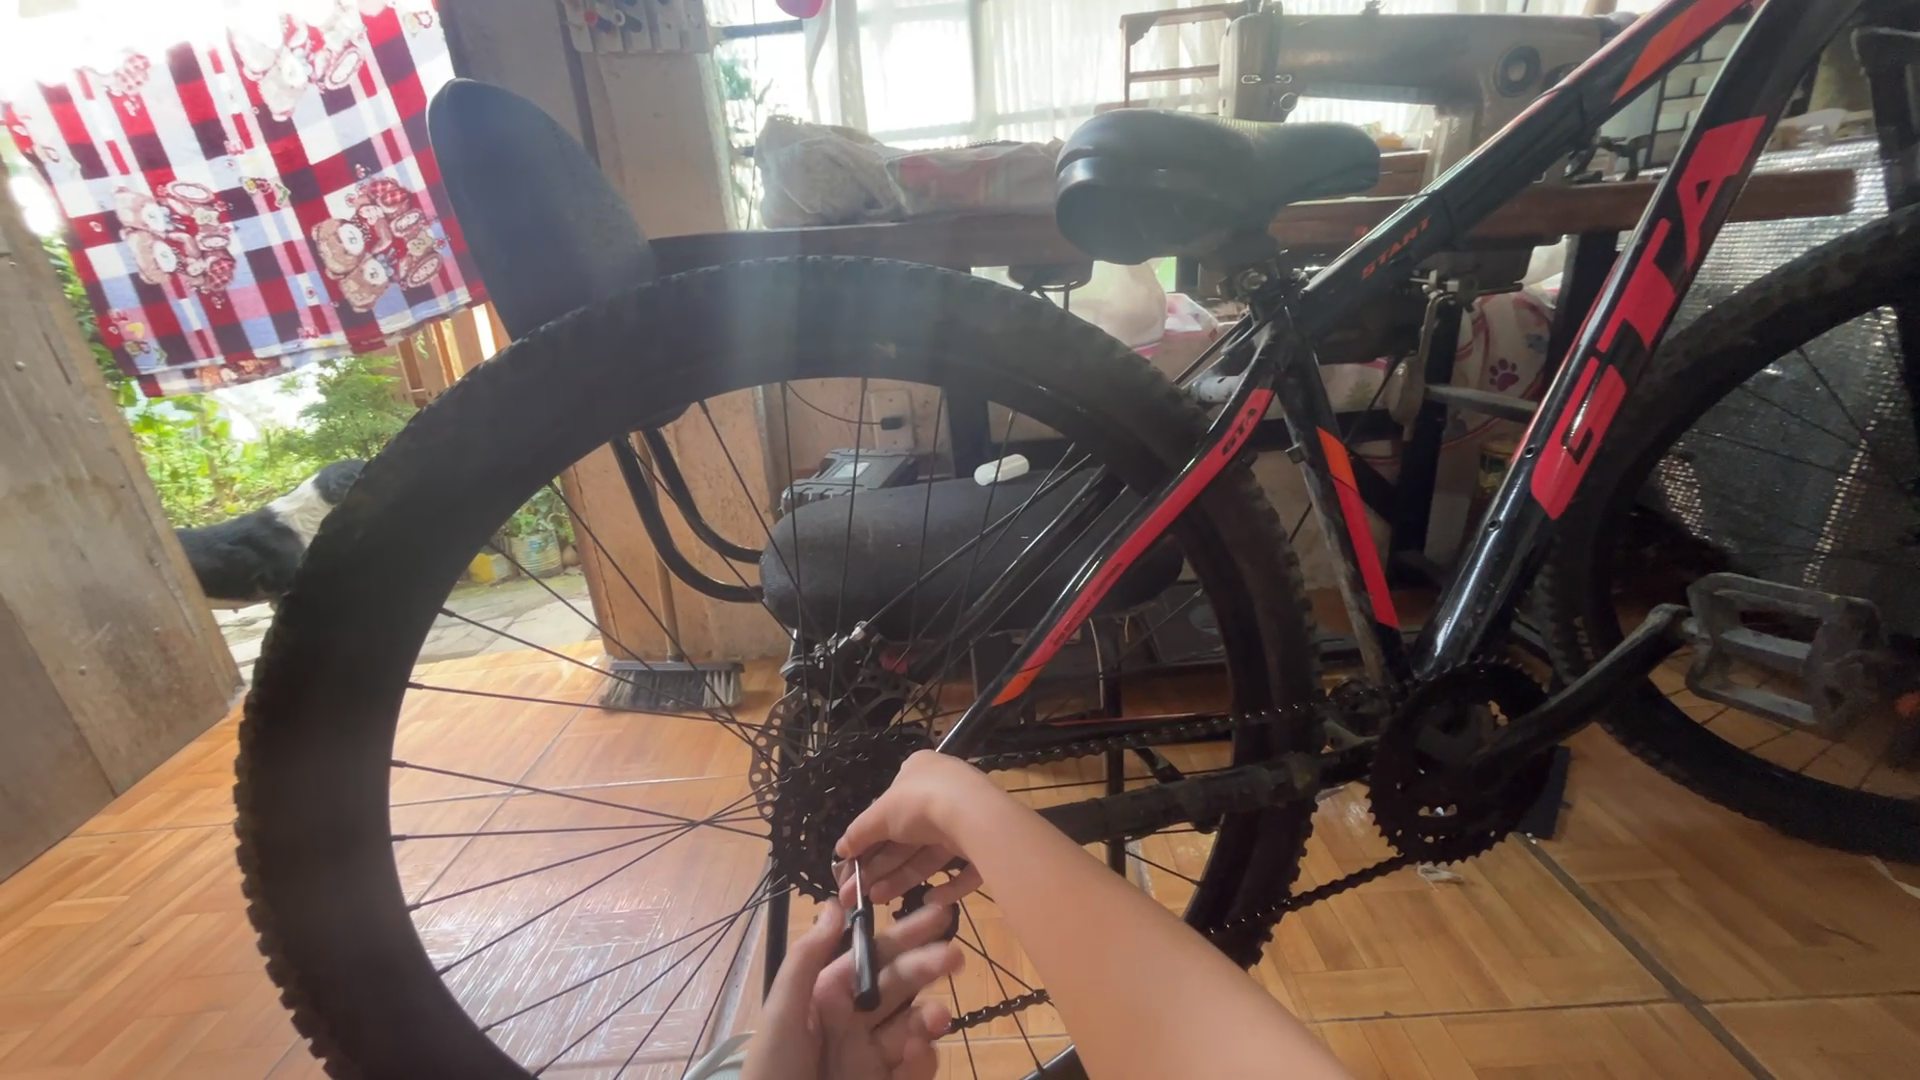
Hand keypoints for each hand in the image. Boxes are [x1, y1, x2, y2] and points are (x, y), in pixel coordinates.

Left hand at [741, 898, 964, 1079]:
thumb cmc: (773, 1072)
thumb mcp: (782, 1015)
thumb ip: (807, 958)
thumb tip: (835, 903)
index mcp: (831, 995)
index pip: (875, 954)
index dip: (906, 933)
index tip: (939, 913)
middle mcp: (856, 1020)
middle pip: (901, 984)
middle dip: (928, 966)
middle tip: (954, 957)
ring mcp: (873, 1056)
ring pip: (914, 1024)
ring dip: (930, 1016)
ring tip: (938, 1017)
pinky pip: (916, 1067)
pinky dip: (923, 1059)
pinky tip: (916, 1056)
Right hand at [836, 751, 1000, 908]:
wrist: (976, 817)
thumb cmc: (922, 803)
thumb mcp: (881, 813)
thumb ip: (860, 832)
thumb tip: (839, 849)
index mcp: (919, 772)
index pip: (889, 808)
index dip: (868, 839)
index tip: (851, 865)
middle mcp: (943, 792)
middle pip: (907, 836)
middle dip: (881, 865)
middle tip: (858, 893)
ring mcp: (966, 820)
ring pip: (930, 855)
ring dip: (903, 876)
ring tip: (877, 899)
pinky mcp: (985, 846)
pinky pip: (963, 870)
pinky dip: (947, 887)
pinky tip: (929, 901)